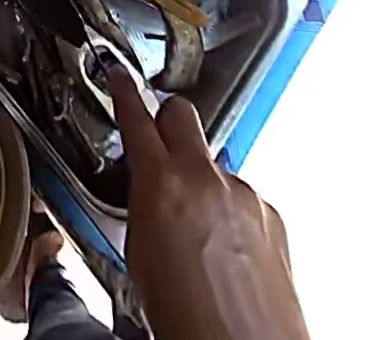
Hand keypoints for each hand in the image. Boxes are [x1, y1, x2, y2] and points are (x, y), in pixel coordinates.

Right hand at [108, 66, 309, 339]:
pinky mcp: (271, 215)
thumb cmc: (186, 319)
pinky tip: (224, 248)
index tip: (120, 76)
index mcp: (161, 180)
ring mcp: (243, 193)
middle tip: (158, 140)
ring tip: (195, 229)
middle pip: (182, 114)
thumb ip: (142, 202)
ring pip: (212, 161)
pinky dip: (229, 210)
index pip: (136, 114)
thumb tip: (147, 190)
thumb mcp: (137, 251)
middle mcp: (204, 177)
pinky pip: (241, 195)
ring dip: (200, 179)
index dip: (124, 89)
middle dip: (167, 120)